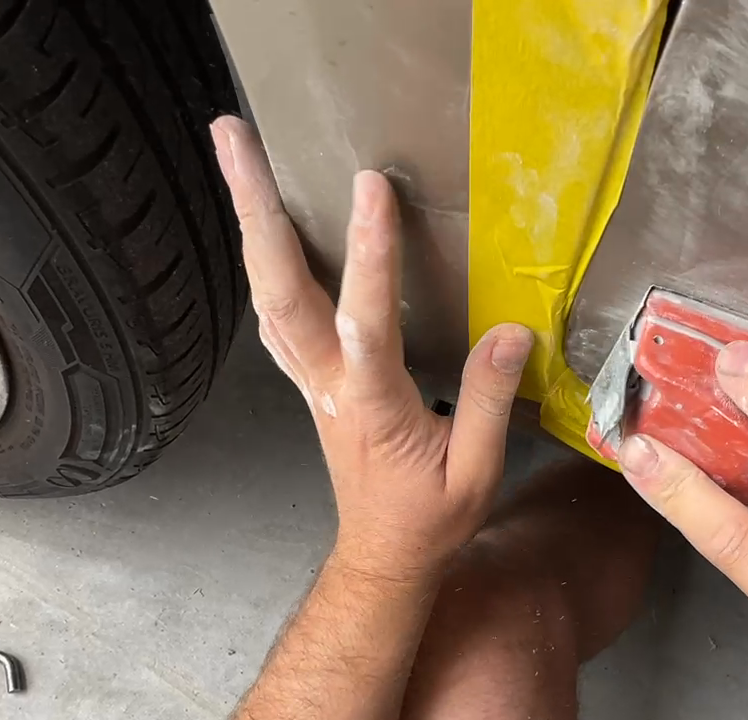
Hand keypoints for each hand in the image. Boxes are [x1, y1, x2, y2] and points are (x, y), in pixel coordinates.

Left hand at [212, 117, 532, 582]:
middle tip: (235, 138)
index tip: (374, 189)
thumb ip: (489, 401)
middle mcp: (328, 386)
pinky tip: (264, 236)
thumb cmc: (428, 520)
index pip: (367, 324)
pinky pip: (278, 319)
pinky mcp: (312, 386)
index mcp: (372, 406)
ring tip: (238, 161)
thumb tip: (512, 332)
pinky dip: (265, 269)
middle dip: (257, 211)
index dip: (371, 256)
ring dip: (251, 228)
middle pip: (281, 292)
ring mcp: (311, 384)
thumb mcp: (475, 472)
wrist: (381, 553)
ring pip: (270, 298)